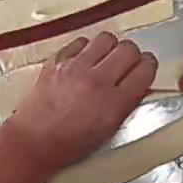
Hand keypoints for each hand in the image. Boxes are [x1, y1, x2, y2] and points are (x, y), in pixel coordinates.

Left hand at [3, 32, 157, 170]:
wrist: (33, 141)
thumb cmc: (70, 143)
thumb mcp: (108, 129)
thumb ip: (126, 103)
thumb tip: (138, 83)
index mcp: (114, 102)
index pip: (145, 69)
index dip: (148, 68)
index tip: (144, 70)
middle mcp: (97, 80)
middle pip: (129, 49)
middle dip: (132, 56)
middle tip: (125, 66)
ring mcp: (75, 67)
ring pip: (107, 38)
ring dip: (110, 48)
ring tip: (104, 61)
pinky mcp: (57, 61)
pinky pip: (80, 42)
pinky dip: (86, 49)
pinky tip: (83, 61)